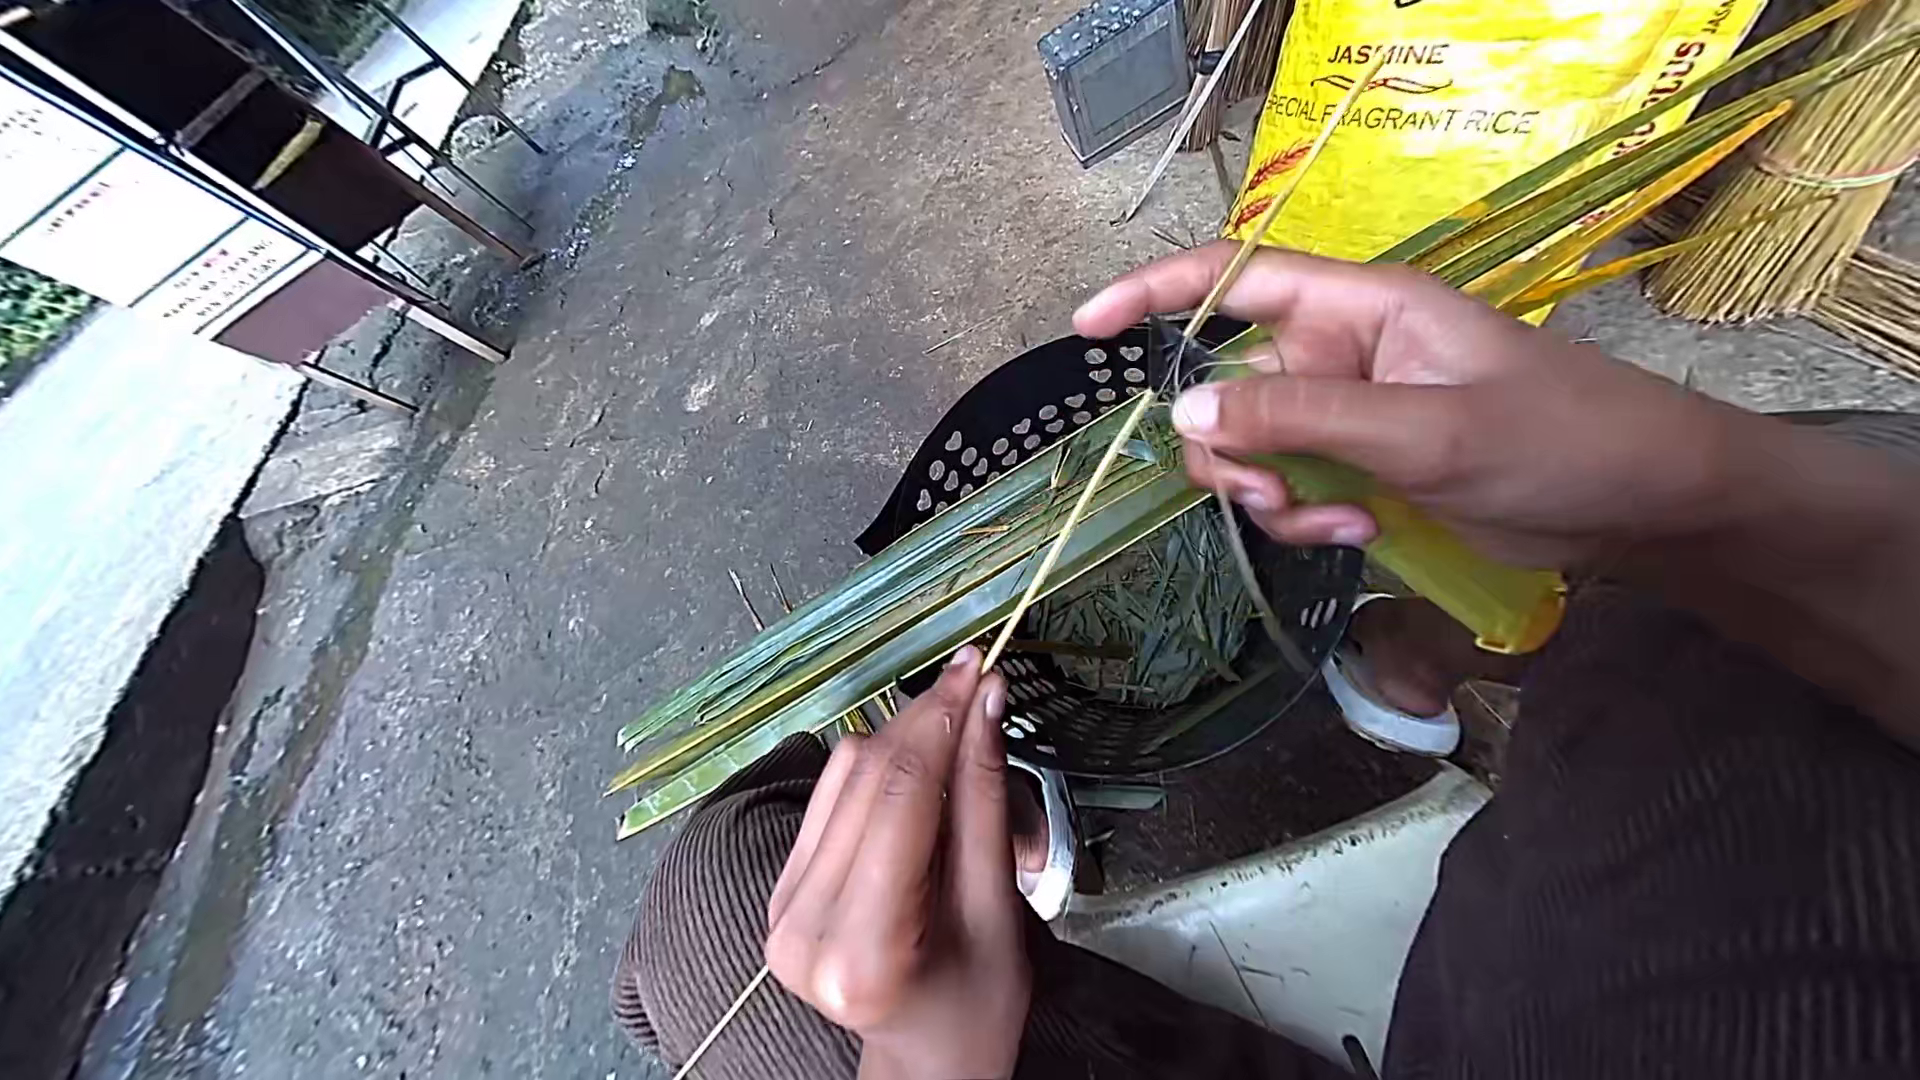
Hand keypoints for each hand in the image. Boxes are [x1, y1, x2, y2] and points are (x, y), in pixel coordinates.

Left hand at [765, 647, 1027, 1079]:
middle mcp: (803, 924)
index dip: (943, 716)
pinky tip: (919, 763)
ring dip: (906, 734)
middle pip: (869, 773)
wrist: (927, 1051)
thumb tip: (988, 701)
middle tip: (975, 678)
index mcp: (864, 947)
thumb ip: (984, 795)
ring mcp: (782, 903)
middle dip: (927, 714)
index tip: (979, 669)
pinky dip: (880, 761)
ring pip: (846, 769)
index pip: (903, 793)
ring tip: (956, 730)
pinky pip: (832, 788)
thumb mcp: (996, 903)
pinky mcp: (782, 882)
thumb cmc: (979, 997)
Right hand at [1074, 242, 1771, 570]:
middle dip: (1230, 452)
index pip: (1232, 279)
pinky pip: (1276, 488)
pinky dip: (1297, 517)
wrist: (1636, 510)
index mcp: (1352, 310)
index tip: (1088, 328)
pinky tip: (1353, 529)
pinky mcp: (1338, 463)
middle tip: (1269, 497)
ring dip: (1266, 495)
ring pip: (1242, 451)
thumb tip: (1184, 416)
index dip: (1153, 294)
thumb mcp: (1421, 428)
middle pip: (1221, 391)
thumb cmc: (1558, 438)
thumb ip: (1298, 417)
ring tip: (1329, 520)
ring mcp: (1330, 413)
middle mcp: (1328, 354)